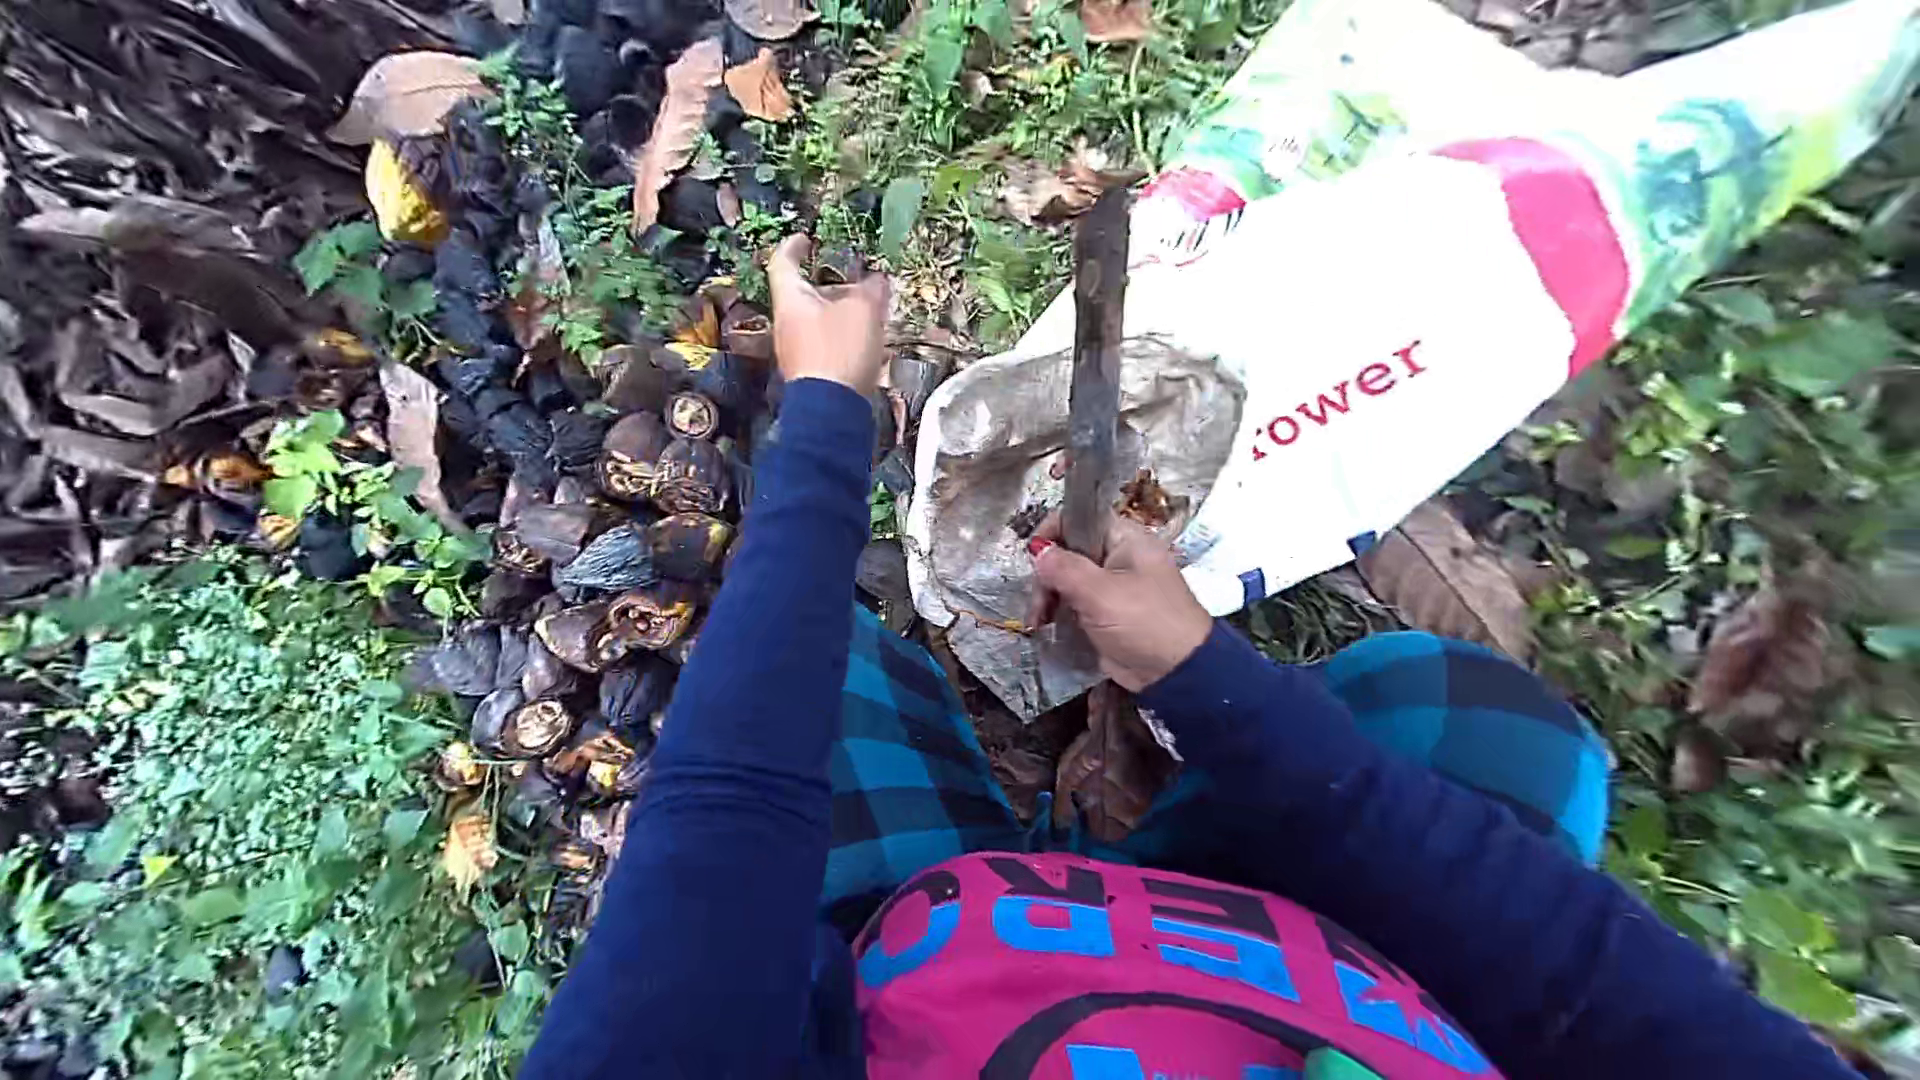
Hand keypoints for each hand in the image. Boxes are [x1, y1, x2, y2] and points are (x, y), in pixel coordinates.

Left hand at [767, 234, 890, 394]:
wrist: (832, 410)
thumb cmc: (841, 350)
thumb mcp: (863, 311)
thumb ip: (871, 290)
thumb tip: (877, 279)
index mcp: (791, 301)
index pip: (783, 263)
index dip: (793, 247)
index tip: (806, 239)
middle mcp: (786, 325)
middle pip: (804, 297)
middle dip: (830, 287)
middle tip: (855, 284)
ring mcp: (796, 354)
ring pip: (817, 324)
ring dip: (840, 316)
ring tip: (867, 316)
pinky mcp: (811, 377)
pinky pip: (825, 348)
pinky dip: (843, 340)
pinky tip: (865, 346)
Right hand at [1025, 514, 1213, 691]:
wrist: (1176, 674)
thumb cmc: (1144, 623)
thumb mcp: (1101, 593)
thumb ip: (1064, 568)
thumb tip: (1038, 550)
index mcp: (1125, 539)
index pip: (1081, 518)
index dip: (1053, 531)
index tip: (1034, 555)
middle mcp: (1117, 556)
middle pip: (1067, 551)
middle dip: (1047, 575)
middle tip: (1040, 603)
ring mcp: (1111, 585)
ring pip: (1066, 578)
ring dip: (1047, 597)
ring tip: (1039, 621)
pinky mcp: (1105, 611)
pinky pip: (1073, 601)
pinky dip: (1057, 611)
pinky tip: (1046, 625)